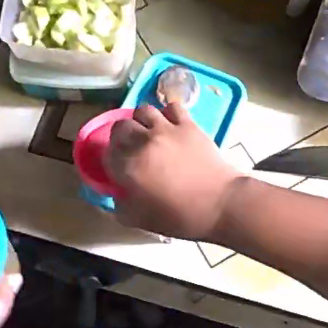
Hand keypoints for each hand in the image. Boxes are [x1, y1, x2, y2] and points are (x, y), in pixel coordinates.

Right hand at [104, 103, 242, 240]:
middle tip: (131, 149)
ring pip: (143, 110)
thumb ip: (121, 205)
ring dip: (142, 121)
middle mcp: (143, 142)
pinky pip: (172, 108)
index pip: (107, 153)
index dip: (111, 160)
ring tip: (149, 132)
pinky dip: (168, 114)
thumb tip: (117, 194)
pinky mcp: (188, 125)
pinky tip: (171, 125)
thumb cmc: (180, 217)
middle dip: (121, 137)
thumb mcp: (140, 220)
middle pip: (120, 126)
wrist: (220, 204)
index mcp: (128, 167)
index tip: (119, 168)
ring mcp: (166, 130)